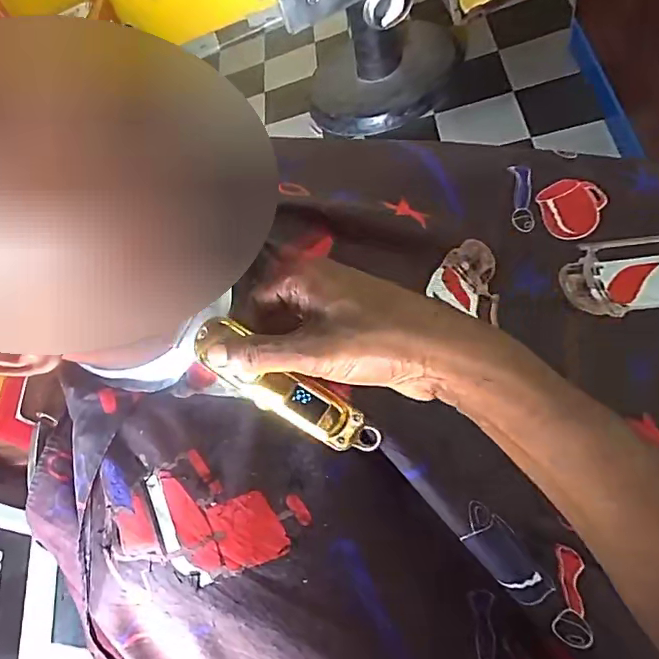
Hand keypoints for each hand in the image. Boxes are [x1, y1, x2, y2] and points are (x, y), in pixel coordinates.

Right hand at [202, 257, 525, 402]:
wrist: (444, 353)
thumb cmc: (377, 343)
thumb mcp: (313, 352)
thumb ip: (261, 355)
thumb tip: (214, 356)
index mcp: (303, 275)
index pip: (251, 299)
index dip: (240, 331)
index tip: (235, 362)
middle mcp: (316, 281)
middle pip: (270, 313)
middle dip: (261, 345)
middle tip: (255, 378)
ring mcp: (335, 301)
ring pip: (291, 327)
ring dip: (283, 355)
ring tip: (279, 384)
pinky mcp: (350, 322)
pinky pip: (313, 336)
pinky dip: (304, 356)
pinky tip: (306, 380)